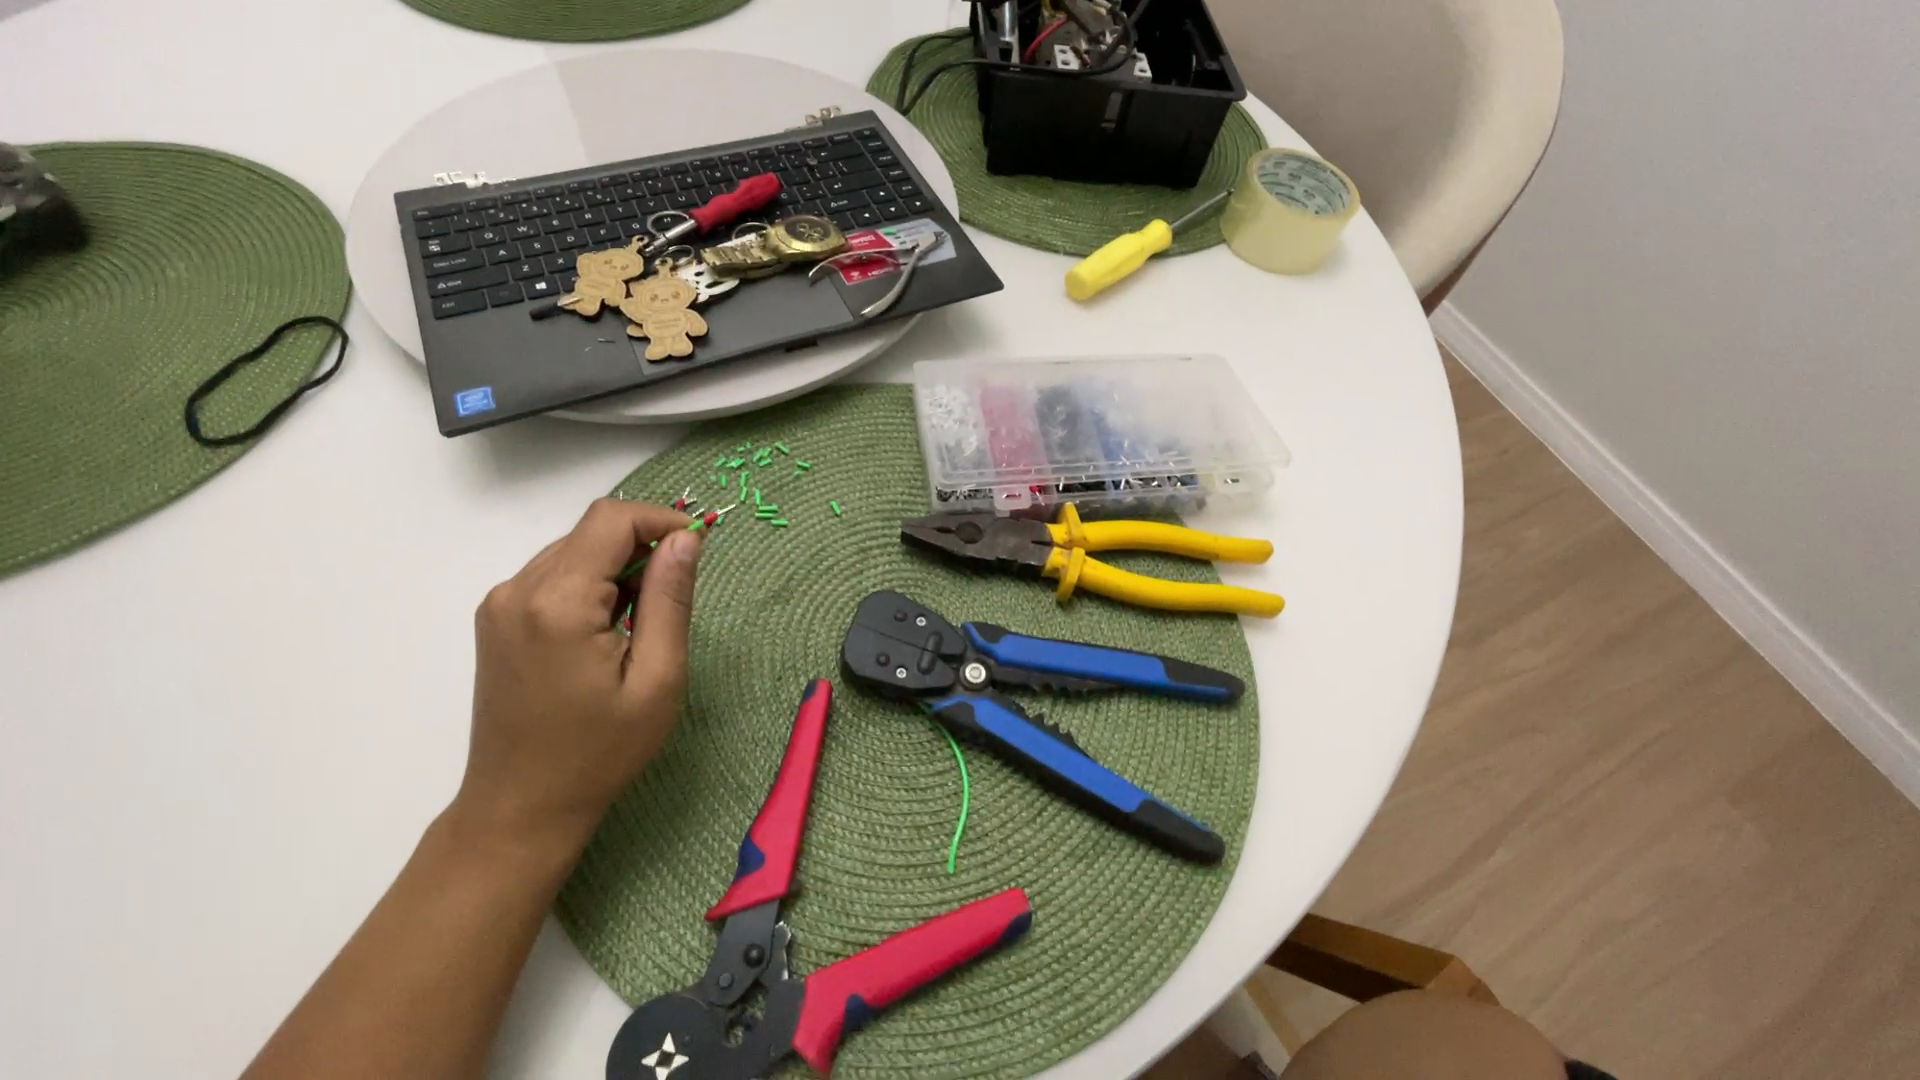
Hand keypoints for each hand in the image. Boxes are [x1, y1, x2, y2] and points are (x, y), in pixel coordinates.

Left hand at [457, 498, 702, 851]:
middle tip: (675, 594)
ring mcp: (500, 604)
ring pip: (572, 551)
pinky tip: (607, 628)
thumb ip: (670, 600)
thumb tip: (685, 539)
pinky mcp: (496, 619)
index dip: (661, 519)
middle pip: (590, 532)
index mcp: (557, 603)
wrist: (522, 805)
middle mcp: (517, 590)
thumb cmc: (600, 752)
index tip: (698, 545)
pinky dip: (589, 584)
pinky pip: (551, 576)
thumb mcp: (657, 680)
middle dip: (641, 545)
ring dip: (615, 566)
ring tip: (642, 621)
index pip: (611, 520)